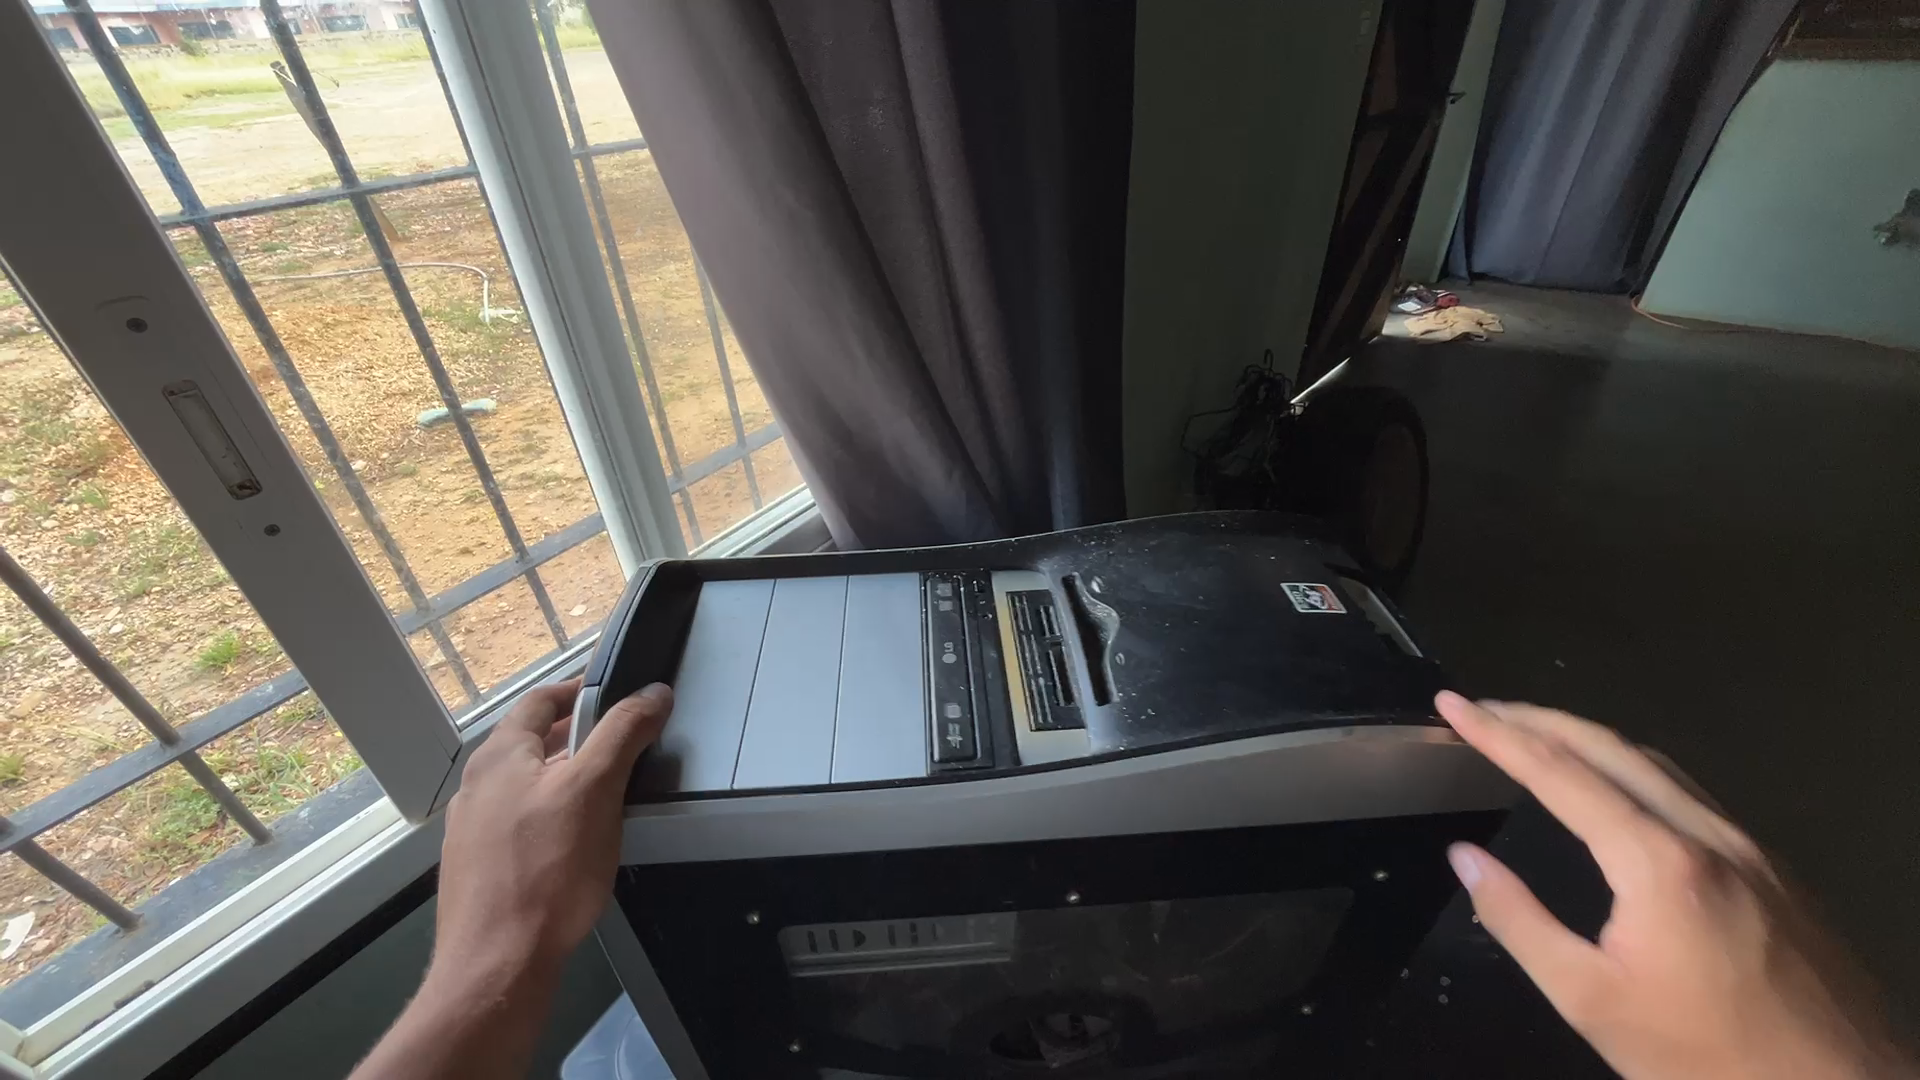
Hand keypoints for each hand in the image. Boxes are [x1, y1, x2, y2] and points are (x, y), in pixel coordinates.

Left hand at [352, 680, 671, 1079]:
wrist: (497, 967)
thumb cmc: (548, 868)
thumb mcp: (597, 788)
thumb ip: (625, 732)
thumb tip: (654, 692)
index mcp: (500, 756)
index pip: (541, 699)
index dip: (583, 688)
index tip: (622, 693)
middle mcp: (478, 786)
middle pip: (534, 740)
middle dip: (582, 734)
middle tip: (627, 739)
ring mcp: (473, 829)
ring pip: (529, 781)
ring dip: (569, 773)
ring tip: (612, 786)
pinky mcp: (480, 866)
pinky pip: (523, 819)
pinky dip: (555, 809)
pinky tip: (580, 834)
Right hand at [1437, 692, 1910, 1079]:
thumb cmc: (1710, 1058)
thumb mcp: (1589, 999)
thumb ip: (1516, 919)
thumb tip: (1463, 857)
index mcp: (1658, 861)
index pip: (1556, 770)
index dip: (1494, 732)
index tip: (1450, 704)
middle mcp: (1708, 836)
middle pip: (1608, 747)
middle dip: (1536, 717)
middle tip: (1480, 706)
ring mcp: (1751, 851)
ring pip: (1653, 762)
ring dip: (1581, 735)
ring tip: (1530, 731)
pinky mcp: (1775, 872)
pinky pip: (1685, 790)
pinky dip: (1625, 764)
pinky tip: (1608, 780)